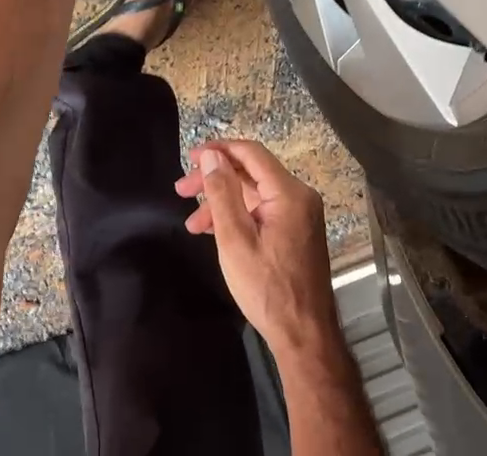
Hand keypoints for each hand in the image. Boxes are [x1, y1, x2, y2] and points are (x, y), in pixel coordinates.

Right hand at [174, 140, 339, 354]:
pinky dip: (238, 216)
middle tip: (181, 190)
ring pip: (255, 194)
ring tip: (192, 222)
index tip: (189, 158)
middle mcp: (299, 197)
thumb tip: (211, 155)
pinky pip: (263, 211)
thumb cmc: (267, 289)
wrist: (305, 336)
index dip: (218, 150)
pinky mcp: (296, 232)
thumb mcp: (235, 239)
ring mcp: (300, 216)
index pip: (251, 153)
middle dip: (215, 179)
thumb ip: (222, 193)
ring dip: (222, 201)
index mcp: (289, 193)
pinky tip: (214, 231)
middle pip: (251, 173)